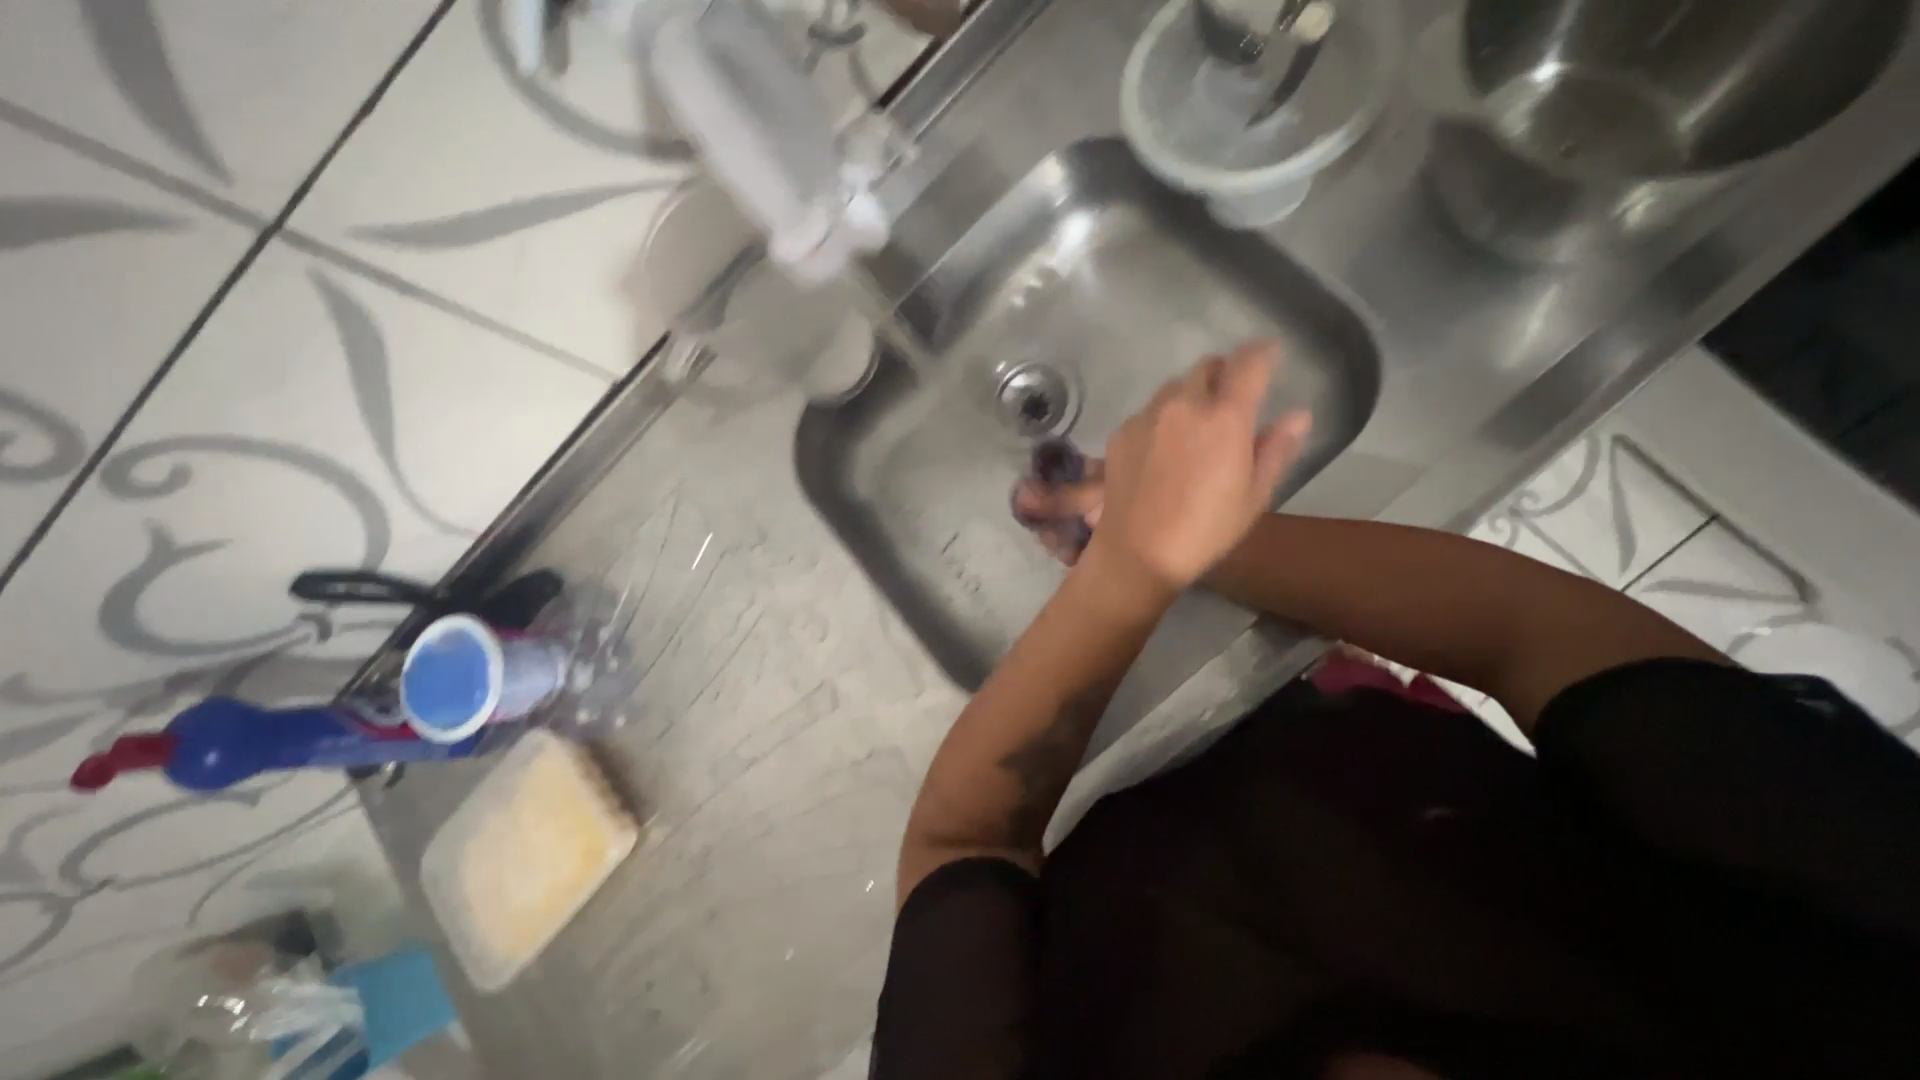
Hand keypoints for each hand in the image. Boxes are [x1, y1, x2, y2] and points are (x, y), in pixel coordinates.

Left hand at [1081, 342, 1310, 590]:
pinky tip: (1164, 449)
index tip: (1271, 353)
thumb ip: (1277, 449)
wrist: (1137, 552)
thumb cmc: (1205, 530)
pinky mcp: (1121, 432)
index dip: (1263, 352)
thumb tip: (1298, 415)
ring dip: (1191, 394)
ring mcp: (1147, 416)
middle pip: (1207, 367)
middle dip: (1224, 372)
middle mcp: (1184, 405)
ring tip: (1197, 424)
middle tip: (1232, 394)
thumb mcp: (1254, 496)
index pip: (1249, 363)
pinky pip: (1149, 412)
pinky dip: (1163, 418)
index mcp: (1225, 417)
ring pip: (1174, 387)